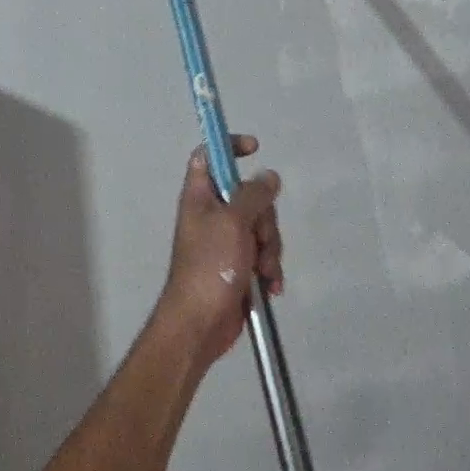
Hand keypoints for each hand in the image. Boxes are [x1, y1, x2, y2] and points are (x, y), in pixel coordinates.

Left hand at [152, 135, 283, 371]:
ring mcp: (226, 241)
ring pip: (262, 227)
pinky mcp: (238, 265)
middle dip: (264, 219)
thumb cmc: (210, 267)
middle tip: (257, 239)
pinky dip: (269, 268)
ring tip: (262, 271)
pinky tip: (270, 286)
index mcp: (199, 197)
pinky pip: (263, 254)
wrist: (200, 324)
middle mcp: (212, 214)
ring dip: (269, 249)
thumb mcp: (233, 223)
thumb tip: (269, 176)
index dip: (228, 146)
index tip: (254, 149)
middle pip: (249, 195)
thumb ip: (253, 195)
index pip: (208, 155)